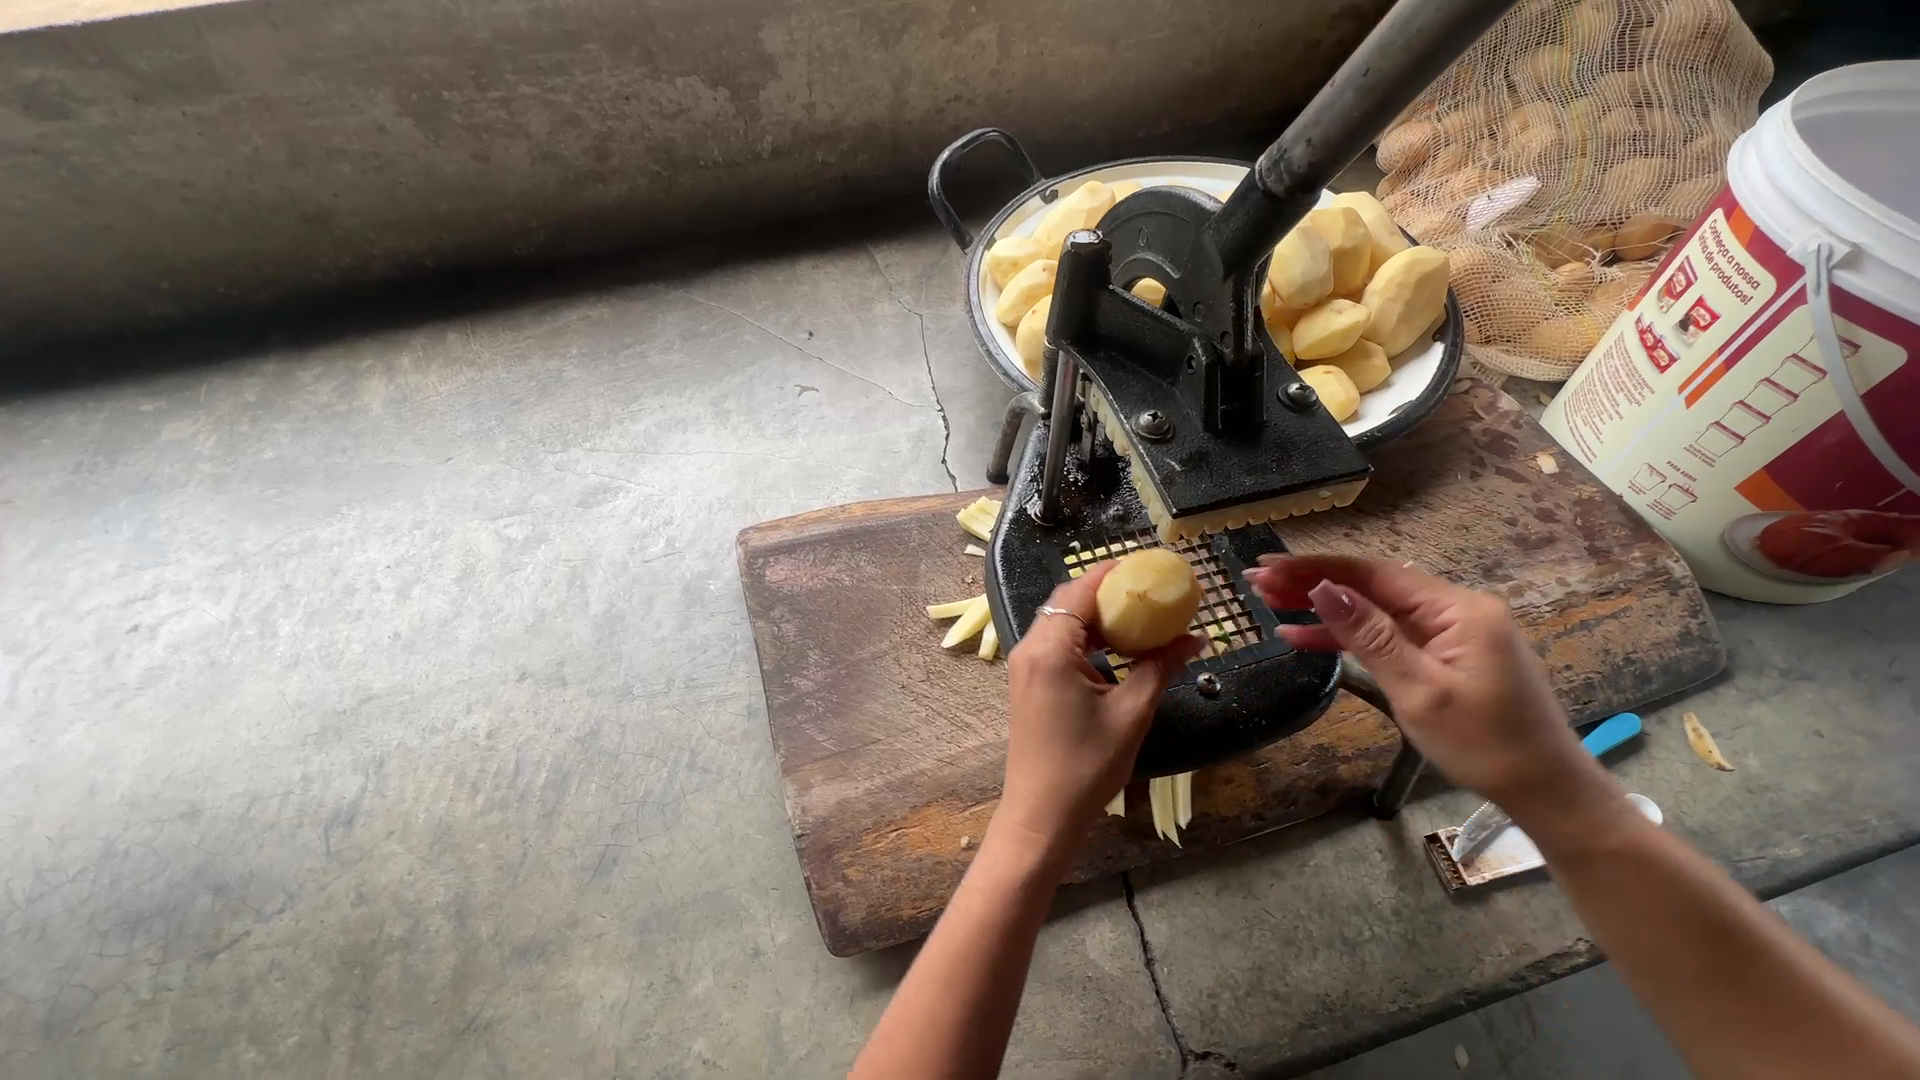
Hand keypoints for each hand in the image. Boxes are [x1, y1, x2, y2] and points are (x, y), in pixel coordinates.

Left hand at [997, 562, 1203, 855]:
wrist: (1042, 815)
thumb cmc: (1087, 765)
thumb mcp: (1132, 712)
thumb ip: (1160, 667)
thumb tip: (1196, 638)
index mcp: (1050, 649)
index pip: (1078, 591)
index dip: (1111, 573)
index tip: (1146, 565)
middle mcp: (1029, 649)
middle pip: (1067, 602)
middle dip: (1107, 593)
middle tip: (1149, 592)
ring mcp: (1025, 667)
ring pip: (1061, 623)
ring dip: (1098, 617)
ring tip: (1141, 618)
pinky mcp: (1029, 683)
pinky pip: (1057, 645)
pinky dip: (1086, 639)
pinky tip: (1117, 649)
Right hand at [1245, 555, 1602, 817]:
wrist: (1545, 789)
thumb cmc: (1485, 744)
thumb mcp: (1419, 691)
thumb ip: (1370, 636)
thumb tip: (1325, 589)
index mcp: (1456, 609)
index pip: (1373, 574)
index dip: (1316, 567)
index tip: (1269, 566)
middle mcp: (1455, 609)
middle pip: (1371, 586)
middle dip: (1312, 582)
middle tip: (1257, 583)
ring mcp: (1451, 632)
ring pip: (1375, 609)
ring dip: (1323, 608)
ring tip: (1269, 605)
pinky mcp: (1446, 654)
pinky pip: (1388, 634)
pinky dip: (1348, 636)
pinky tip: (1304, 638)